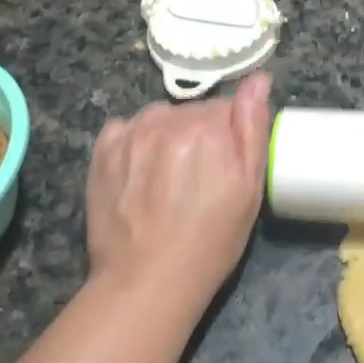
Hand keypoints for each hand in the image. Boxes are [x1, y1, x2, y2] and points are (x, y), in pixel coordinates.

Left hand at [85, 73, 273, 299]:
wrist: (146, 282)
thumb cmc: (210, 241)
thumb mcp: (249, 188)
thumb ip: (253, 127)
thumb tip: (259, 80)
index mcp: (209, 127)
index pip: (228, 108)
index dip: (230, 137)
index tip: (225, 168)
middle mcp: (169, 121)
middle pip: (193, 112)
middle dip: (199, 135)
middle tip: (198, 180)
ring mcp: (132, 134)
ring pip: (161, 117)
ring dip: (168, 136)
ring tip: (167, 178)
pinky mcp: (104, 150)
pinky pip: (127, 128)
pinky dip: (135, 142)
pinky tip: (140, 174)